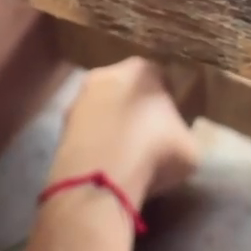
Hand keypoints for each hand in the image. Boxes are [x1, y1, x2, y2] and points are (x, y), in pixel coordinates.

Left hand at [48, 57, 199, 204]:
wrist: (99, 181)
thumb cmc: (154, 152)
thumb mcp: (190, 147)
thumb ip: (183, 135)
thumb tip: (178, 142)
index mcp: (143, 69)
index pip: (160, 77)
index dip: (167, 100)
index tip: (172, 122)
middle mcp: (107, 74)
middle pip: (127, 89)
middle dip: (135, 109)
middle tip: (148, 137)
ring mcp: (79, 99)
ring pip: (103, 110)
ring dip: (112, 127)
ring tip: (126, 156)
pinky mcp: (61, 128)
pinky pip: (87, 133)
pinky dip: (95, 145)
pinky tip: (107, 167)